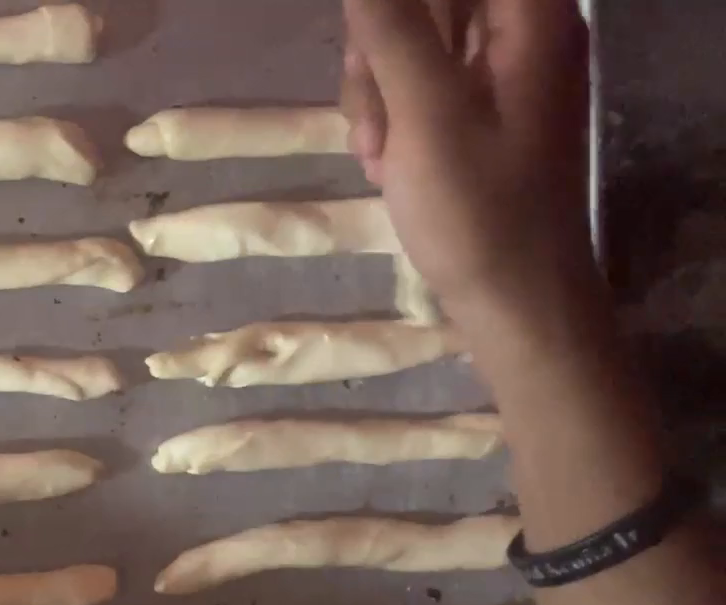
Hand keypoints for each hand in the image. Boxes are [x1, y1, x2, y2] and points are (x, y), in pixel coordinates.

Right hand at [342, 0, 600, 338]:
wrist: (509, 287)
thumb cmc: (474, 208)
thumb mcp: (424, 119)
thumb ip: (393, 39)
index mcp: (530, 20)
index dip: (395, 11)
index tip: (363, 51)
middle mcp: (522, 32)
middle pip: (428, 7)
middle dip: (378, 55)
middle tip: (370, 124)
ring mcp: (499, 72)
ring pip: (413, 46)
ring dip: (376, 95)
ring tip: (375, 154)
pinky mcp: (477, 108)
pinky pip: (417, 85)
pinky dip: (390, 117)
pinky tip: (386, 160)